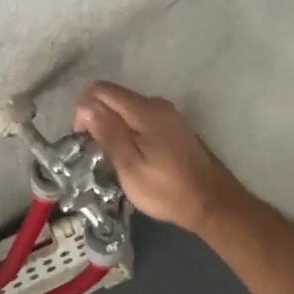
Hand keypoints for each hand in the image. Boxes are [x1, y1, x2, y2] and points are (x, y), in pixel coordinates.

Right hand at [73, 81, 248, 233]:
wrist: (209, 202)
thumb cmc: (165, 189)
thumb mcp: (129, 166)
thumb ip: (108, 132)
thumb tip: (86, 105)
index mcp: (144, 111)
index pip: (102, 90)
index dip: (85, 109)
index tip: (84, 139)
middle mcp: (157, 104)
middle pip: (115, 97)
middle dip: (98, 117)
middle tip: (96, 152)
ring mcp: (168, 115)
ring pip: (128, 109)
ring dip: (113, 126)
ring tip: (112, 157)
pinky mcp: (174, 127)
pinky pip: (142, 119)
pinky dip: (130, 131)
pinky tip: (132, 155)